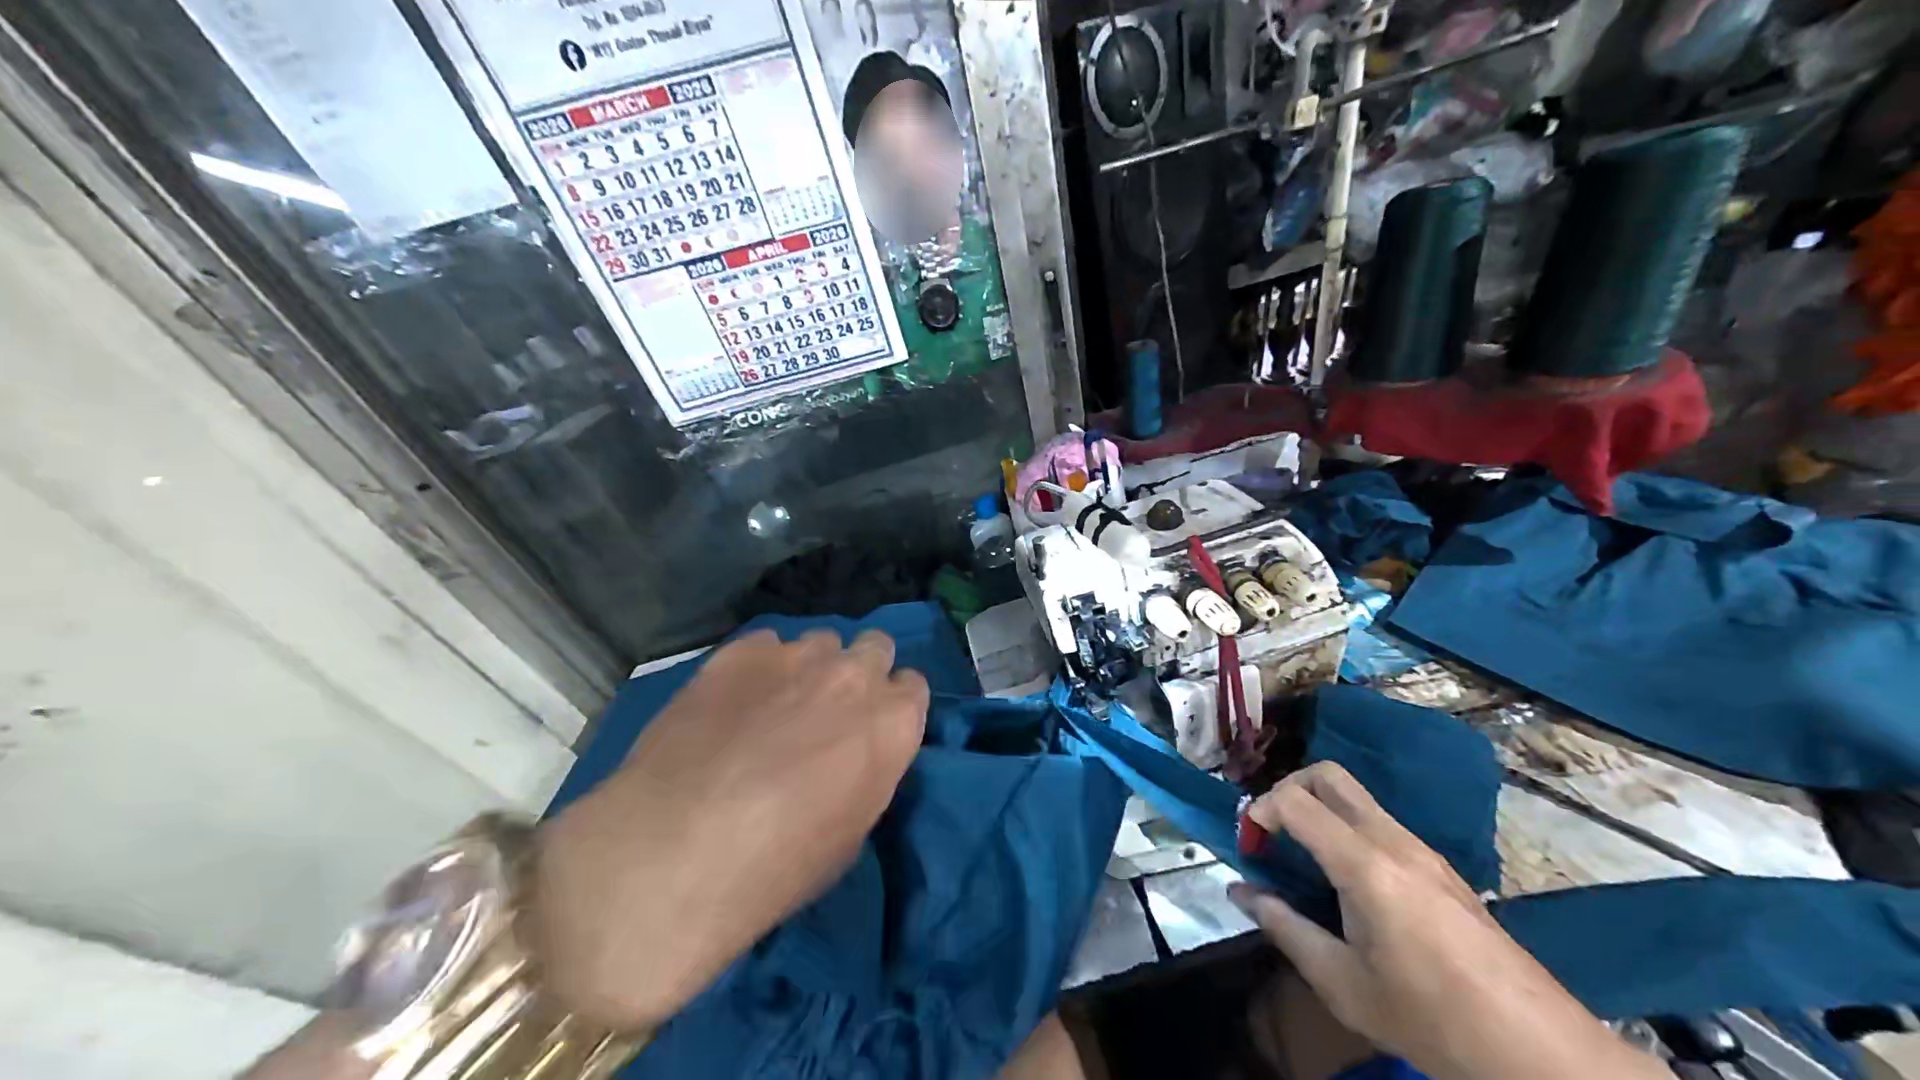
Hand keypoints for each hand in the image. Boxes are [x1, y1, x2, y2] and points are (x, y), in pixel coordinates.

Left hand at [528, 628, 928, 1030]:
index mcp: (892, 723)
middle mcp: (854, 675)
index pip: (913, 687)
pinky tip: (732, 702)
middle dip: (860, 673)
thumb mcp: (850, 836)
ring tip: (774, 705)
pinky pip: (766, 645)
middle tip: (828, 712)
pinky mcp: (740, 652)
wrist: (676, 851)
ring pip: (820, 642)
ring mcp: (795, 656)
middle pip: (875, 647)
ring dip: (810, 668)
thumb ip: (866, 774)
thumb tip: (850, 757)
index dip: (891, 708)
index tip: (870, 730)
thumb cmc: (776, 868)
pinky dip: (759, 668)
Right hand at [1229, 763, 1668, 1079]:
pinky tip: (1346, 880)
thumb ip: (1284, 927)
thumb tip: (1241, 891)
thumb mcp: (1341, 983)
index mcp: (1365, 865)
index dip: (1259, 811)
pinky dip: (1346, 829)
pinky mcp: (1441, 868)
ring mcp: (1423, 851)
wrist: (1541, 1051)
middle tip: (1271, 832)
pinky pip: (1379, 823)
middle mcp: (1394, 841)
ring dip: (1318, 809)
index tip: (1249, 846)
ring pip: (1356, 797)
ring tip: (1302, 858)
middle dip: (1287, 789)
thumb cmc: (1431, 1018)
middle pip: (1328, 775)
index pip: (1295, 800)